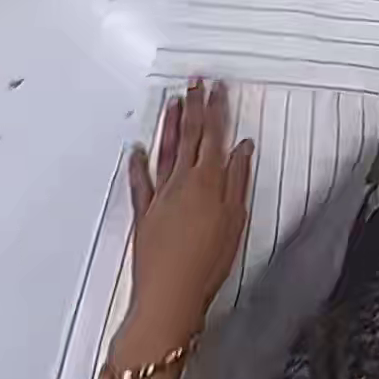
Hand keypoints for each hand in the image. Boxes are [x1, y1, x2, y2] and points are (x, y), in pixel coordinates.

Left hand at [115, 81, 252, 357]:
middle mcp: (183, 180)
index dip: (216, 108)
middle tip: (194, 81)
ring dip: (170, 124)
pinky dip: (137, 164)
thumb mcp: (235, 218)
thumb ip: (238, 179)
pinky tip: (136, 149)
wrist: (170, 296)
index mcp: (208, 180)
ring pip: (166, 151)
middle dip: (194, 105)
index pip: (215, 134)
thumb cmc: (209, 261)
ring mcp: (161, 195)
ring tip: (173, 101)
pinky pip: (140, 182)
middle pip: (190, 135)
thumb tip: (242, 147)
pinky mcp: (144, 213)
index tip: (217, 87)